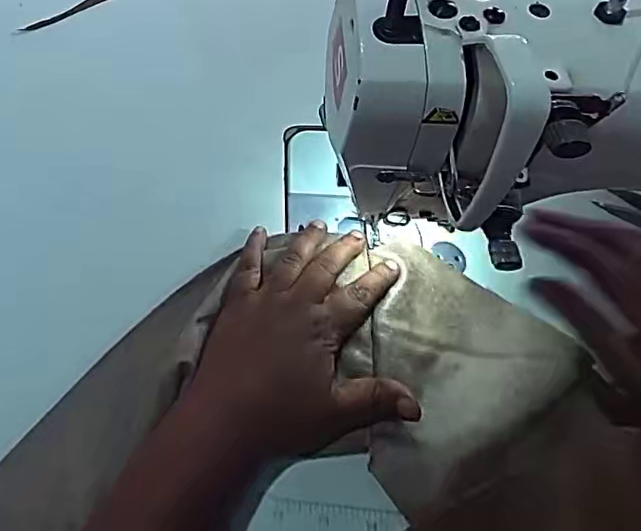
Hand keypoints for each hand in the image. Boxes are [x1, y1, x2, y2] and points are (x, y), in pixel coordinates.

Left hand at [179, 222, 420, 462]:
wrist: (225, 412)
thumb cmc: (280, 415)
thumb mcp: (335, 413)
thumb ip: (374, 400)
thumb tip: (415, 402)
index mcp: (320, 327)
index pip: (357, 298)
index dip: (376, 280)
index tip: (391, 264)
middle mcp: (293, 303)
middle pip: (323, 268)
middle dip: (342, 249)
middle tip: (356, 235)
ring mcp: (263, 297)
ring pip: (289, 260)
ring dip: (305, 240)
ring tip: (317, 224)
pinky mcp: (237, 300)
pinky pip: (247, 265)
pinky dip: (254, 246)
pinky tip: (258, 232)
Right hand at [523, 209, 640, 474]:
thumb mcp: (627, 375)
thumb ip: (584, 321)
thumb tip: (544, 283)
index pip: (596, 255)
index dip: (559, 237)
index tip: (530, 228)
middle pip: (623, 241)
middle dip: (579, 225)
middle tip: (544, 218)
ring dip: (611, 229)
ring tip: (580, 225)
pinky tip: (636, 246)